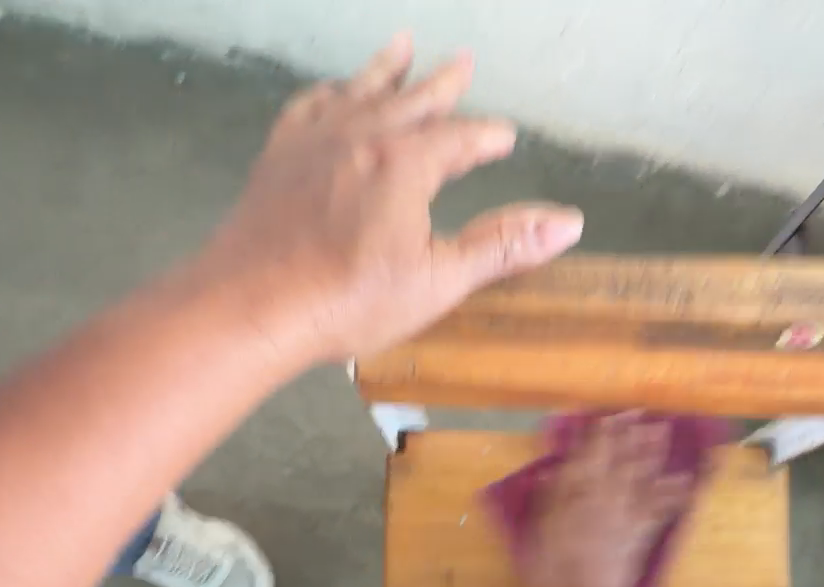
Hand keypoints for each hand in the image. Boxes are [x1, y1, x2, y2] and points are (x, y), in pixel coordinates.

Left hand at [196, 34, 583, 367]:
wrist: (254, 305)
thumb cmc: (352, 300)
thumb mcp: (439, 280)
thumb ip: (502, 246)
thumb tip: (568, 221)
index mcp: (406, 164)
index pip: (458, 139)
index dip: (485, 136)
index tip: (505, 135)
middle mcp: (361, 137)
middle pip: (411, 101)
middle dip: (442, 84)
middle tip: (463, 60)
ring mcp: (313, 142)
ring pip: (358, 92)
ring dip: (385, 71)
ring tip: (402, 44)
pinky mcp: (277, 159)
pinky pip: (307, 109)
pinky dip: (326, 96)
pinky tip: (330, 95)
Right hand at [524, 414, 693, 586]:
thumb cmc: (554, 564)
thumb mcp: (540, 528)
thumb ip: (549, 496)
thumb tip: (551, 469)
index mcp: (579, 492)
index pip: (589, 454)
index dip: (599, 433)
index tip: (607, 414)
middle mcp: (606, 495)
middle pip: (620, 458)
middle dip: (630, 433)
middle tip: (641, 411)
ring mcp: (627, 512)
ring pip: (642, 475)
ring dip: (653, 451)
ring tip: (662, 430)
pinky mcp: (642, 531)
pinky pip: (662, 507)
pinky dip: (675, 492)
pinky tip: (686, 479)